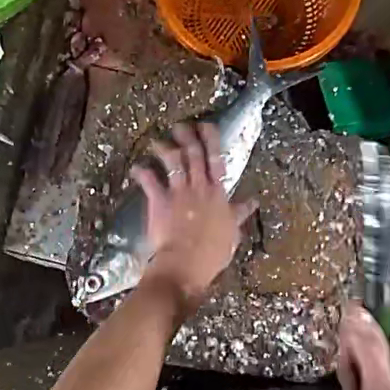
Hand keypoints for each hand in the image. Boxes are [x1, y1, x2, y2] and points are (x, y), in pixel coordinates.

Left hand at [132, 122, 257, 307]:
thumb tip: (251, 202)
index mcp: (218, 193)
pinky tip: (137, 167)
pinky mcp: (159, 201)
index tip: (206, 126)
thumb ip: (238, 213)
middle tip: (181, 126)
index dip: (211, 140)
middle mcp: (199, 187)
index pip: (217, 159)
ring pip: (172, 161)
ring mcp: (178, 192)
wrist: (186, 263)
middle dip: (187, 136)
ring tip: (158, 141)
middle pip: (194, 153)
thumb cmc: (213, 252)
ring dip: (164, 148)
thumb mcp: (232, 232)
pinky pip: (148, 181)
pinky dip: (142, 172)